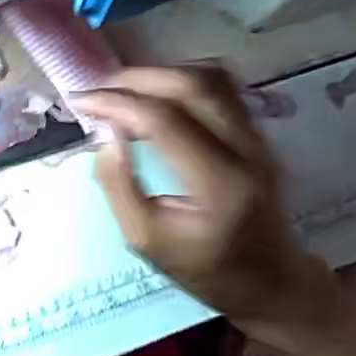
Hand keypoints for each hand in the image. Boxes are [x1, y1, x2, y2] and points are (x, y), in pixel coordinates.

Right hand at [73, 67, 339, 335]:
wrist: (273, 281)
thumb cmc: (207, 271)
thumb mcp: (148, 242)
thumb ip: (120, 186)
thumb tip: (106, 136)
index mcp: (220, 185)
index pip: (164, 121)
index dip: (117, 102)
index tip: (81, 101)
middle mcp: (247, 150)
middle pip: (190, 85)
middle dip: (136, 79)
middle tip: (100, 90)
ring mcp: (259, 136)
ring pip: (209, 76)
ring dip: (161, 74)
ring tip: (126, 91)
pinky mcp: (260, 130)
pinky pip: (221, 86)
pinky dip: (183, 79)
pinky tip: (159, 96)